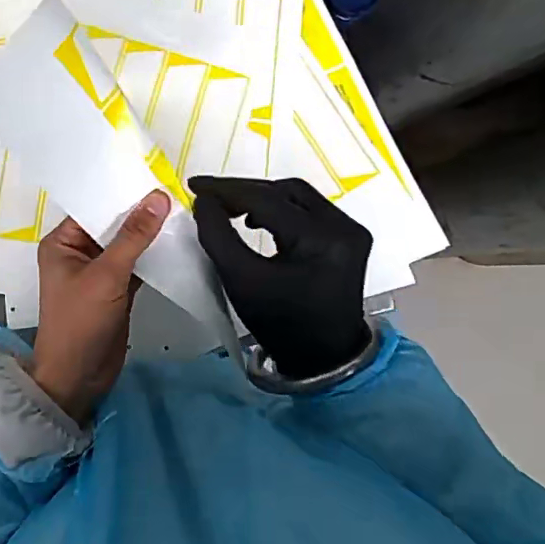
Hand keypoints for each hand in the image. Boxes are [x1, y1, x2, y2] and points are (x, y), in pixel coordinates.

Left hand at [29, 190, 168, 421]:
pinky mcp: (116, 290)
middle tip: (177, 196)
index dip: (121, 196)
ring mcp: (98, 273)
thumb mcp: (106, 275)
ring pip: (127, 246)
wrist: (78, 375)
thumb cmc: (80, 322)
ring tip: (184, 216)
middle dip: (140, 215)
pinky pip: (137, 266)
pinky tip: (179, 245)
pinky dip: (154, 259)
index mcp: (61, 244)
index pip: (93, 209)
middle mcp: (77, 253)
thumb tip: (157, 198)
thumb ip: (133, 237)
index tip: (155, 180)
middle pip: (112, 226)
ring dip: (150, 237)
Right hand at [188, 176, 372, 379]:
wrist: (322, 356)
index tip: (194, 186)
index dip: (226, 190)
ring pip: (297, 197)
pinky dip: (277, 209)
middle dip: (243, 190)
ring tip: (228, 207)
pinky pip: (307, 211)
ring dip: (260, 198)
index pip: (266, 199)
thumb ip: (217, 235)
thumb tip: (203, 202)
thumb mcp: (240, 279)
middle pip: (286, 191)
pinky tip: (256, 220)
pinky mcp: (347, 238)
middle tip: (209, 195)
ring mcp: (350, 231)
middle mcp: (344, 227)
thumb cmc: (278, 322)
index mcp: (322, 238)